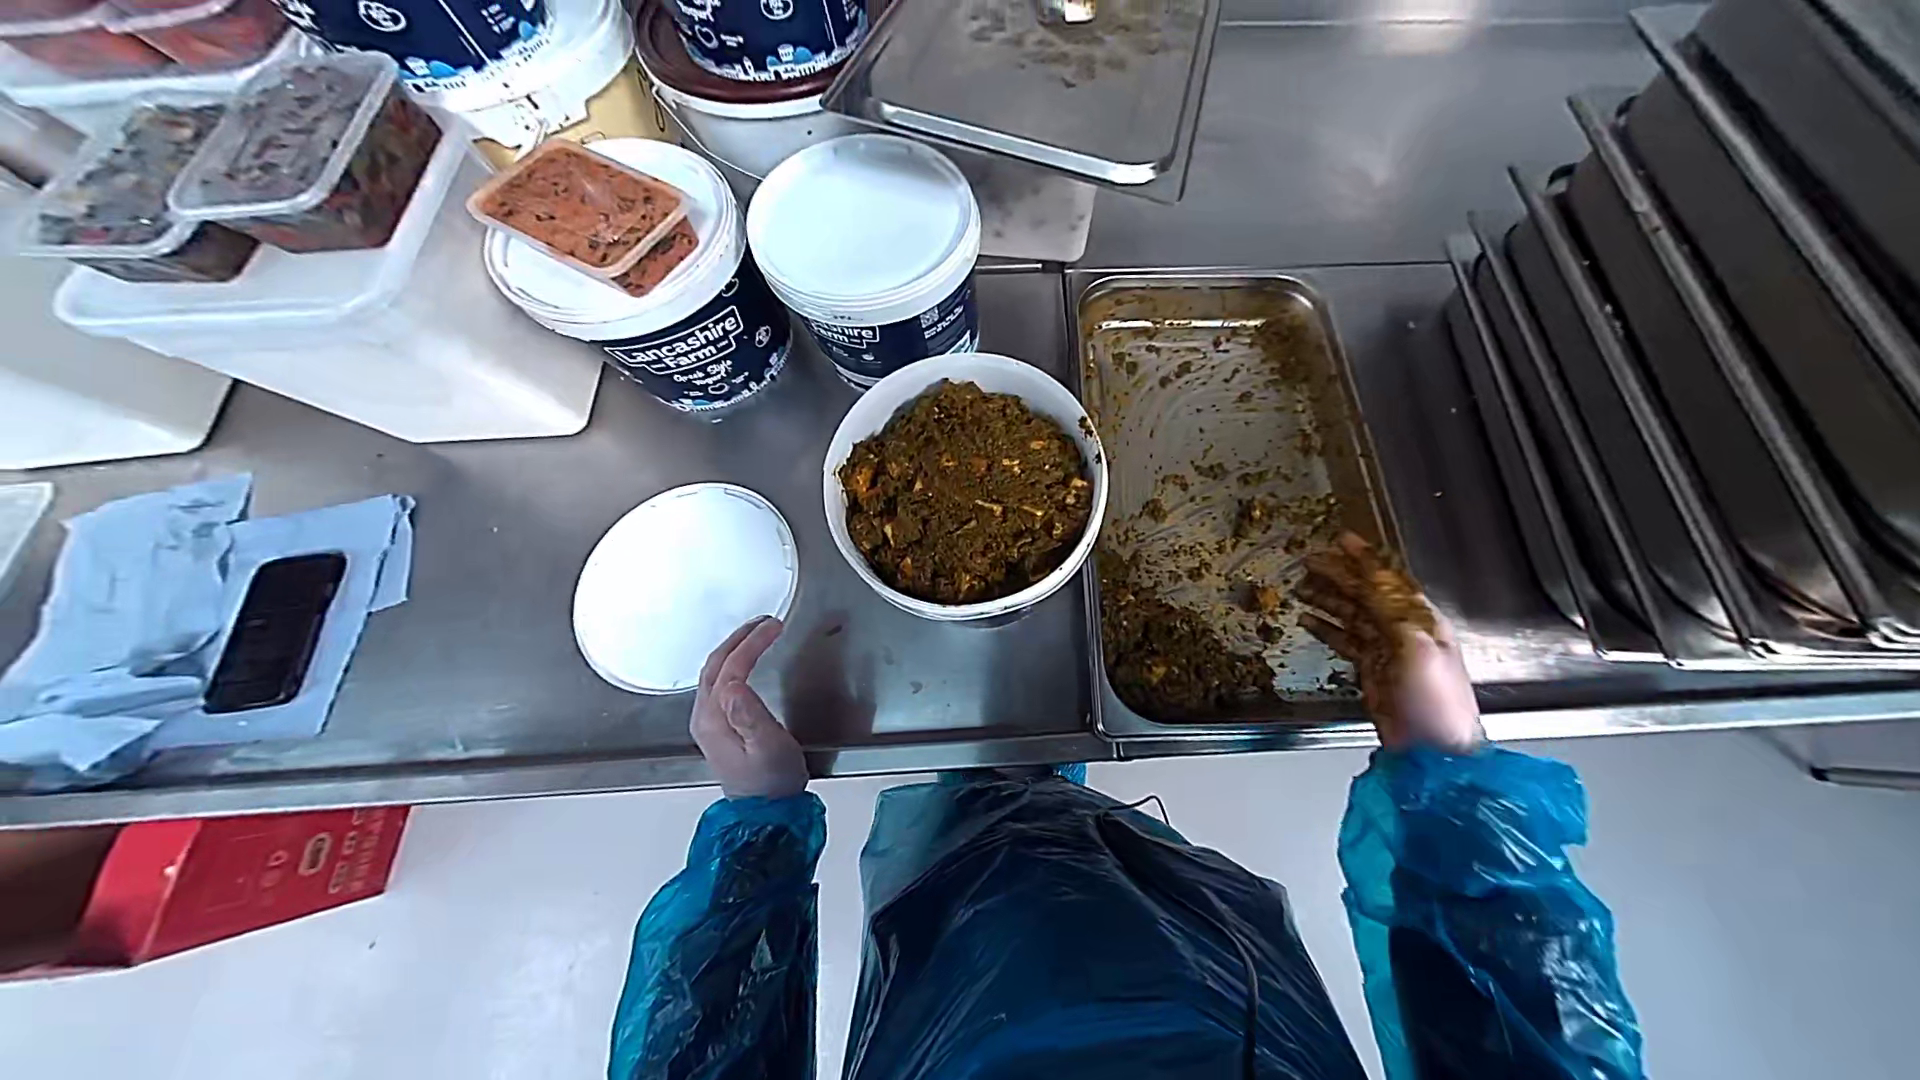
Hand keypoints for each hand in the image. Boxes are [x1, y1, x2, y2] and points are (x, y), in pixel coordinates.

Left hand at [691, 617, 809, 798]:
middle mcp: (705, 718)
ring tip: (758, 633)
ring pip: (715, 673)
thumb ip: (750, 716)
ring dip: (735, 648)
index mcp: (714, 719)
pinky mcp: (718, 728)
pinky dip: (734, 663)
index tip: (775, 626)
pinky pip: (720, 683)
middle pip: (716, 665)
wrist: (765, 817)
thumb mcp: (769, 748)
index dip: (752, 643)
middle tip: (766, 622)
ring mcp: (709, 723)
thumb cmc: (772, 783)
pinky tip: (747, 662)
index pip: (730, 667)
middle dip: (740, 638)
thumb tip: (734, 685)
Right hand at [1297, 533, 1482, 752]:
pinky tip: (1307, 619)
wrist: (1433, 753)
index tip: (1342, 539)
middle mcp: (1403, 630)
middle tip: (1309, 559)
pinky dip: (1323, 625)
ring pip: (1350, 612)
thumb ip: (1391, 611)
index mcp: (1419, 620)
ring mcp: (1385, 650)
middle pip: (1365, 592)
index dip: (1364, 558)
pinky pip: (1342, 637)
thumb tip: (1367, 582)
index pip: (1387, 580)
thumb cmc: (1435, 703)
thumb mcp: (1415, 649)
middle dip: (1338, 573)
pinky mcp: (1370, 669)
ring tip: (1301, 584)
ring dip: (1326, 595)